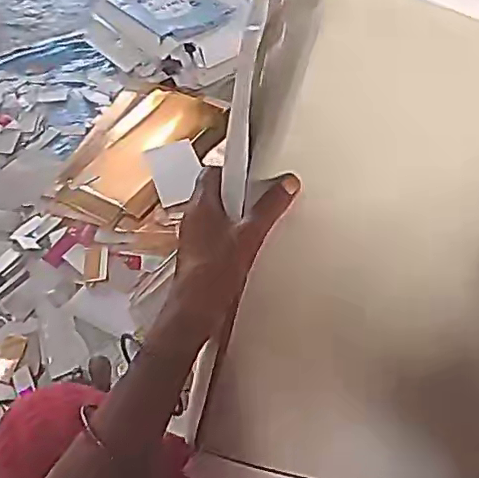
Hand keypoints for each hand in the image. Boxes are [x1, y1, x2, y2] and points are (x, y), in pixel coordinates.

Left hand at [155, 168, 298, 347]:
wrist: (194, 313)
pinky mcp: (200, 257)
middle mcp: (194, 220)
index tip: (250, 164)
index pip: (213, 172)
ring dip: (236, 217)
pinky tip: (248, 249)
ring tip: (257, 222)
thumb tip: (284, 186)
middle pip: (216, 194)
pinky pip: (217, 237)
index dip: (232, 165)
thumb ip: (269, 208)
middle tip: (259, 195)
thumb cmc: (210, 276)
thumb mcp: (249, 235)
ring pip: (216, 216)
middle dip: (238, 193)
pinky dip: (232, 237)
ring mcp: (195, 239)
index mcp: (201, 206)